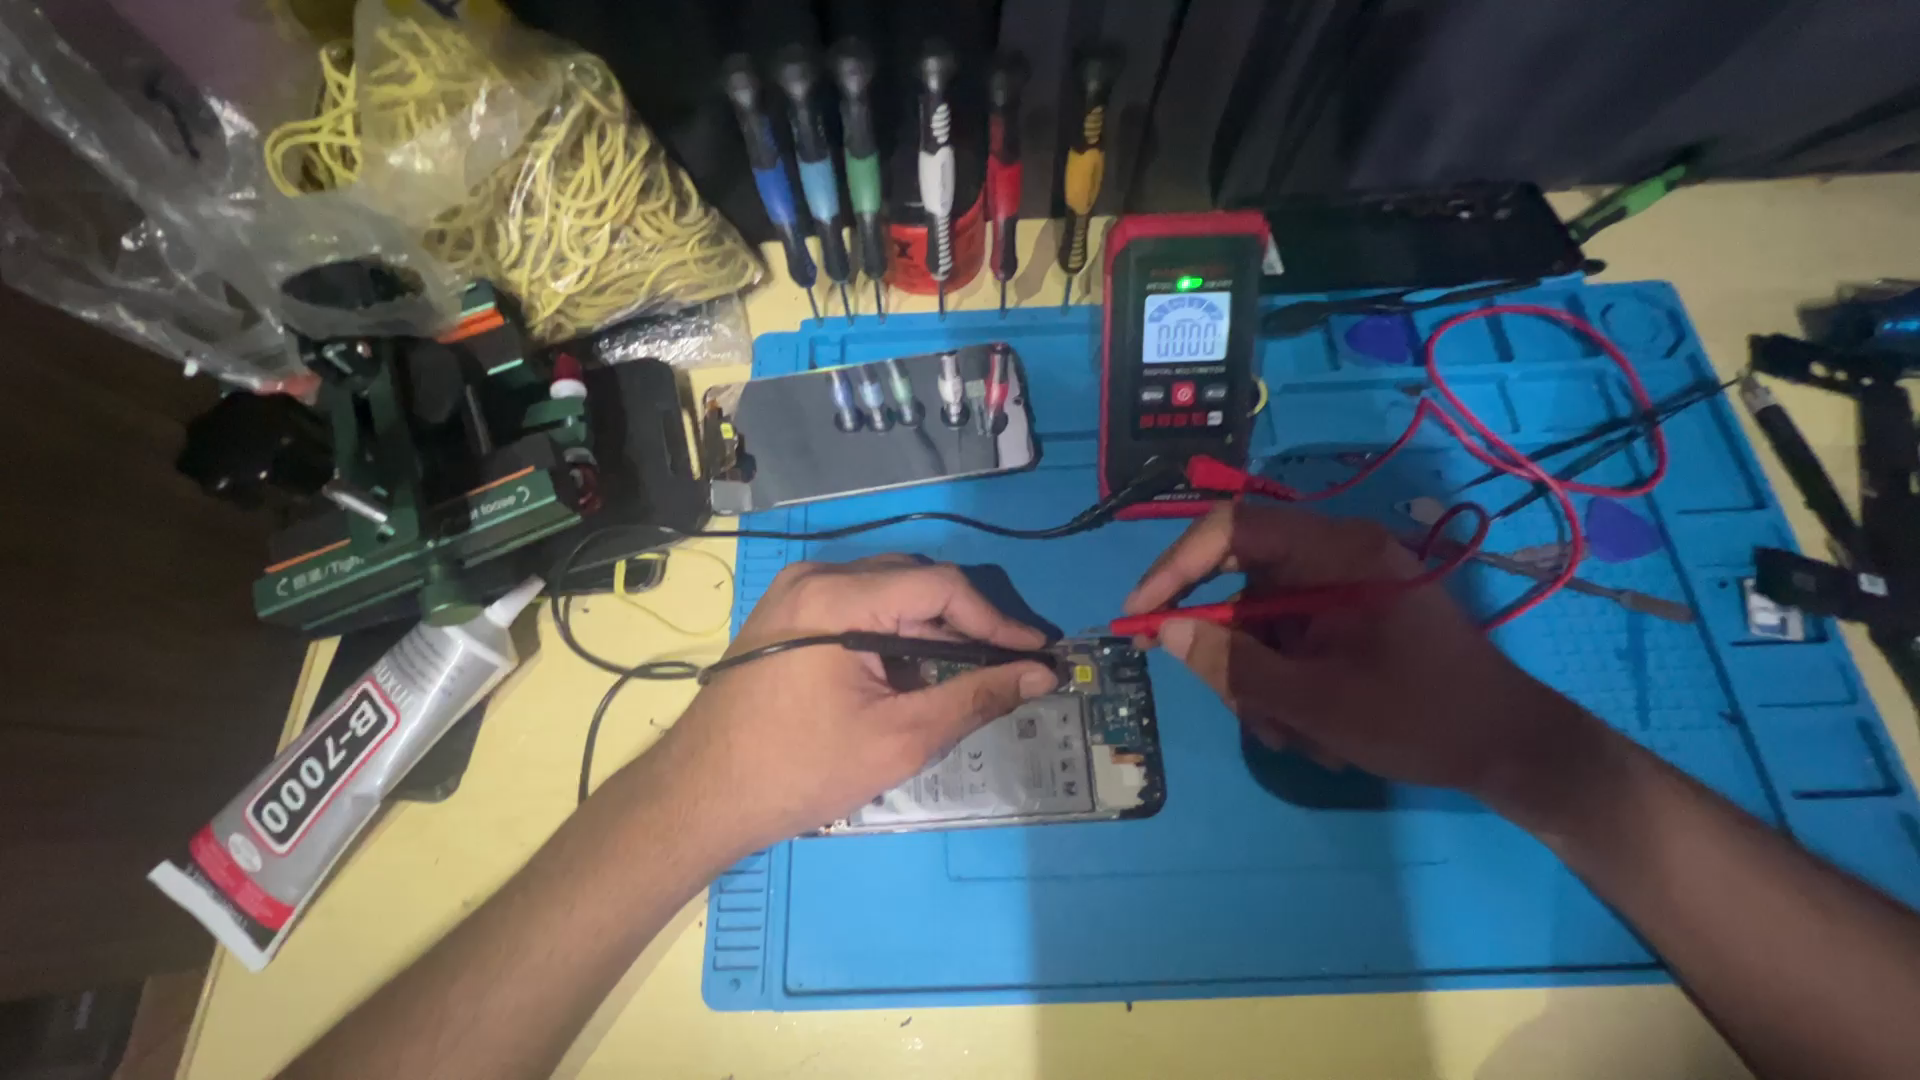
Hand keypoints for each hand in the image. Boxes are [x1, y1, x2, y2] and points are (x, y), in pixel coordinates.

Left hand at [656, 556, 1058, 850]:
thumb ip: (975, 697)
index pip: (940, 587)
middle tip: (1006, 666)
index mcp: (838, 598)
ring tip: (965, 675)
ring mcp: (796, 592)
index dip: (996, 620)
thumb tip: (1042, 674)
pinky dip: (894, 636)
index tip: (1037, 652)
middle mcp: (816, 577)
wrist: (699, 798)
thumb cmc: (799, 772)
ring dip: (931, 631)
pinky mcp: (788, 613)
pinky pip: (859, 607)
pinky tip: (911, 674)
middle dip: (965, 624)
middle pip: (914, 582)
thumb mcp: (899, 739)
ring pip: (888, 594)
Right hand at [1125, 503, 1603, 798]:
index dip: (1174, 566)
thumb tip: (1162, 630)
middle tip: (1238, 706)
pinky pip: (1280, 640)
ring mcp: (1336, 587)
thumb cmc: (1425, 719)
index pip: (1232, 528)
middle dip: (1227, 651)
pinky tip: (1309, 728)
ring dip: (1256, 681)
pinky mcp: (1340, 616)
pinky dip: (1278, 683)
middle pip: (1237, 584)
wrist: (1512, 751)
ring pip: (1254, 622)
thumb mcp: (1318, 702)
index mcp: (1337, 552)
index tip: (1140, 616)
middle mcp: (1332, 556)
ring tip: (1291, 734)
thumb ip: (1233, 664)